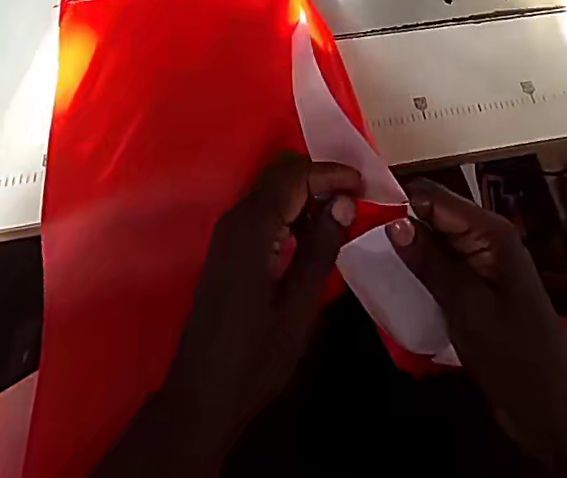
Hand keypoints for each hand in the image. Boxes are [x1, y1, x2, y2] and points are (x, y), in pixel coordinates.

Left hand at [93, 153, 363, 476]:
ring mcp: (228, 231)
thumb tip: (343, 201)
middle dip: (319, 175)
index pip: (294, 177)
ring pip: (270, 188)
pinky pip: (263, 208)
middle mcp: (236, 219)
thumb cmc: (254, 357)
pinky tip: (312, 230)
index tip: (364, 185)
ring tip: (341, 210)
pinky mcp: (228, 245)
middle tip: (355, 196)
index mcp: (252, 228)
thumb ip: (320, 249)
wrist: (202, 392)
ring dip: (305, 190)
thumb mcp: (298, 307)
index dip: (330, 173)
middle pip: (279, 174)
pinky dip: (290, 207)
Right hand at [389, 180, 566, 477]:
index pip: (435, 196)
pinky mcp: (476, 284)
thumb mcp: (465, 305)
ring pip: (434, 237)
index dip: (399, 199)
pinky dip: (418, 265)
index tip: (361, 209)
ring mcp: (482, 261)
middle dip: (400, 219)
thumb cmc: (514, 355)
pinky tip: (393, 276)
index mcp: (491, 231)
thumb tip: (393, 220)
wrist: (552, 414)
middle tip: (358, 230)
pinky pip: (440, 262)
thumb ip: (429, 260)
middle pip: (433, 212)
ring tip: (367, 250)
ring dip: (407, 244)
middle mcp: (487, 237)